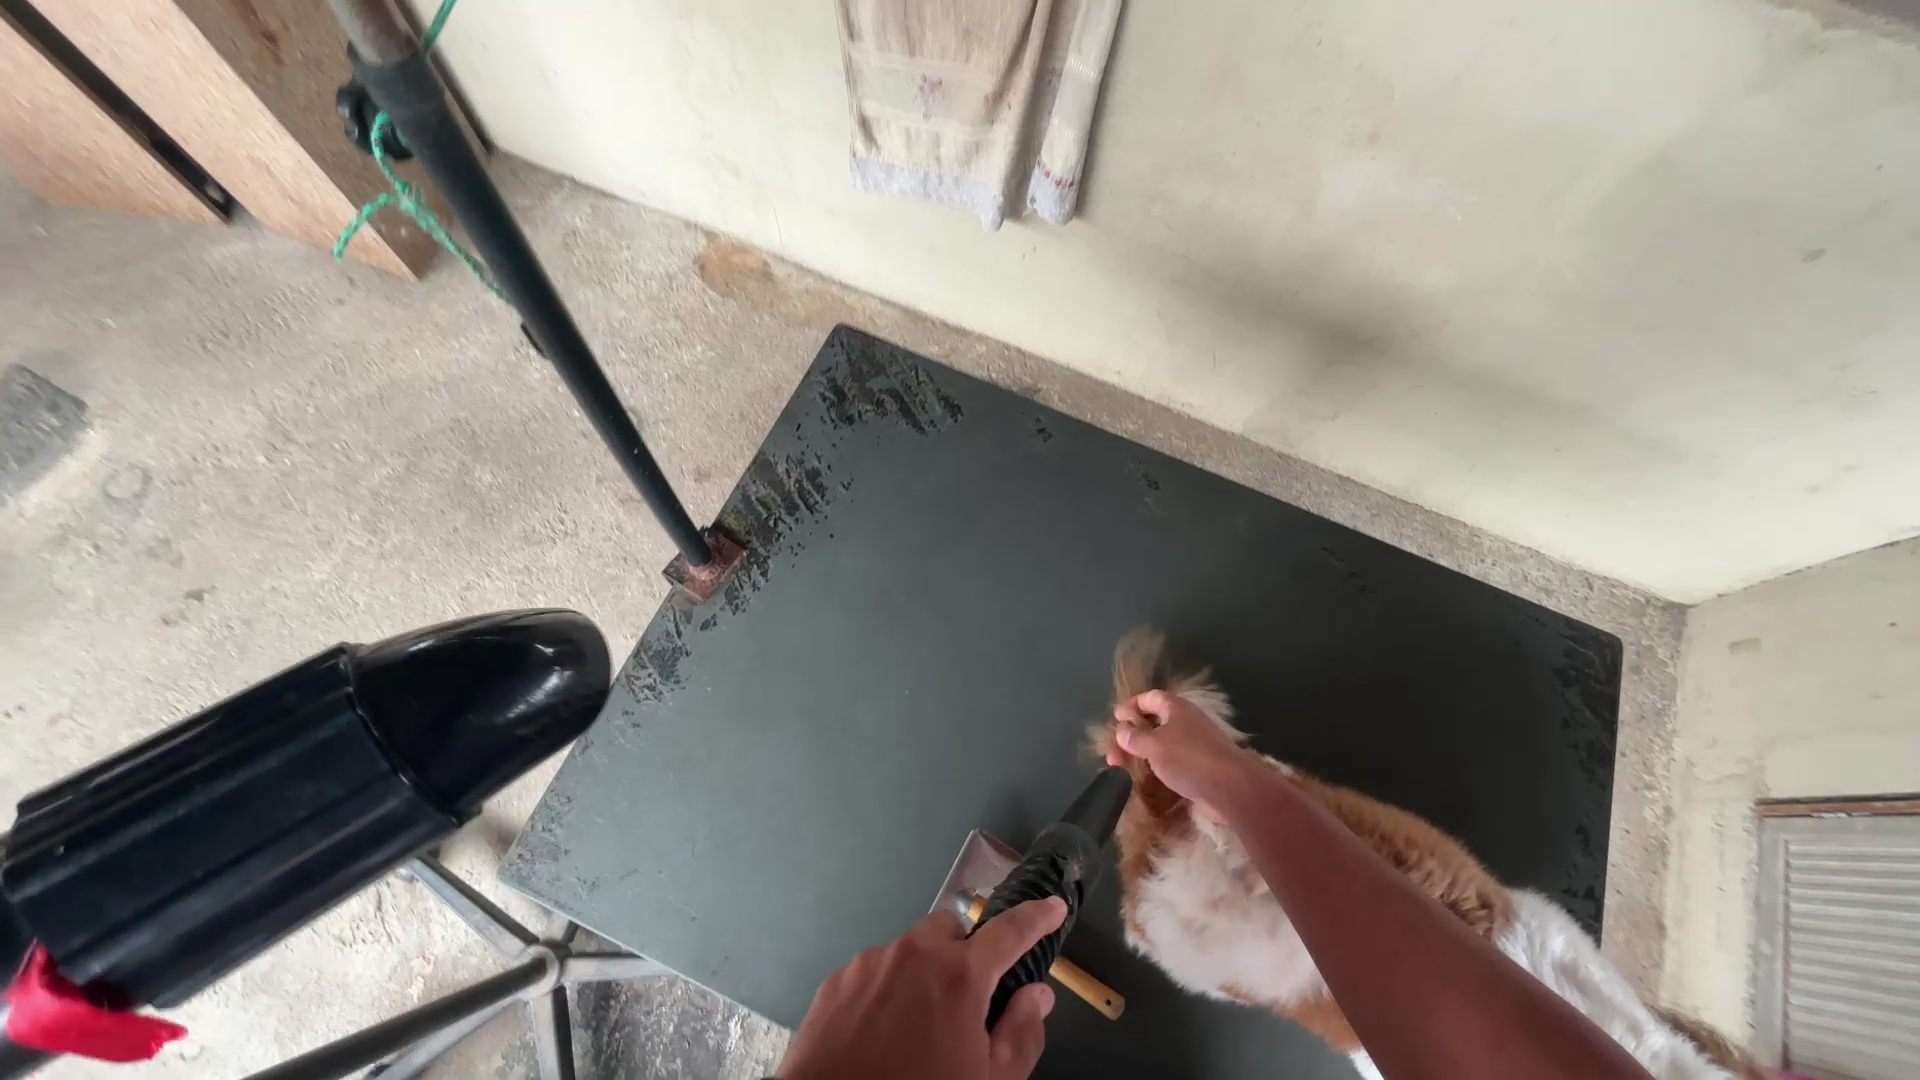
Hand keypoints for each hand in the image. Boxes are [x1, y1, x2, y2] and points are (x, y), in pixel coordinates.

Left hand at [777, 898, 1066, 1079]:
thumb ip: (1021, 1034)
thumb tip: (1036, 994)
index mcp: (959, 976)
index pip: (1010, 932)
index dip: (1038, 917)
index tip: (1054, 907)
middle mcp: (914, 954)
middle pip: (951, 927)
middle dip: (966, 949)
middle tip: (968, 995)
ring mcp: (871, 962)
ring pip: (910, 950)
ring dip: (924, 973)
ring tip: (918, 1027)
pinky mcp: (837, 980)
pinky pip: (875, 971)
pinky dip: (888, 991)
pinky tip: (882, 1034)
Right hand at [1109, 689, 1254, 803]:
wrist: (1230, 788)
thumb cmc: (1188, 758)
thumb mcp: (1154, 745)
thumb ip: (1134, 737)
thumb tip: (1121, 730)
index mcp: (1177, 708)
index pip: (1150, 698)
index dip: (1132, 704)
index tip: (1116, 716)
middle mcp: (1187, 723)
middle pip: (1154, 722)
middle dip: (1132, 735)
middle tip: (1114, 750)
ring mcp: (1195, 745)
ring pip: (1162, 744)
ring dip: (1141, 753)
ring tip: (1123, 768)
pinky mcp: (1200, 767)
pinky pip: (1172, 762)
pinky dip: (1156, 767)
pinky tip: (1145, 778)